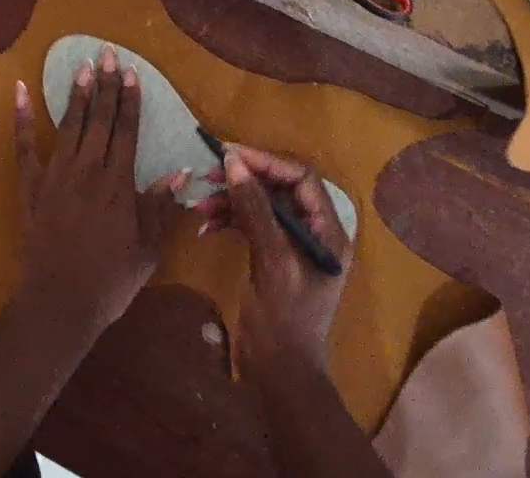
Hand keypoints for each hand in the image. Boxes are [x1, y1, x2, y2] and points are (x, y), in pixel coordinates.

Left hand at [13, 44, 188, 333]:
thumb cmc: (110, 280)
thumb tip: (180, 172)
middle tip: (107, 53)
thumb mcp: (148, 249)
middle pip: (100, 120)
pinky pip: (26, 146)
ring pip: (69, 125)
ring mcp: (56, 175)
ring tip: (82, 66)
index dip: (130, 100)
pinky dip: (22, 117)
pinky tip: (20, 91)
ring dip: (77, 94)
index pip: (127, 131)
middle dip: (105, 85)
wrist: (60, 302)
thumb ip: (161, 208)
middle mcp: (88, 170)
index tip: (131, 73)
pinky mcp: (31, 186)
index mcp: (118, 183)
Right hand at [196, 146, 352, 372]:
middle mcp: (314, 233)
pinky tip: (206, 228)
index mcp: (328, 232)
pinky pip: (252, 225)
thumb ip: (255, 210)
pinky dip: (229, 221)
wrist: (279, 375)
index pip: (301, 179)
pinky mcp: (273, 257)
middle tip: (209, 174)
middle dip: (244, 180)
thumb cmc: (284, 322)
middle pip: (279, 188)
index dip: (267, 163)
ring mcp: (292, 245)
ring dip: (231, 201)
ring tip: (200, 205)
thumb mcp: (271, 262)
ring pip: (262, 205)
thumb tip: (235, 163)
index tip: (230, 155)